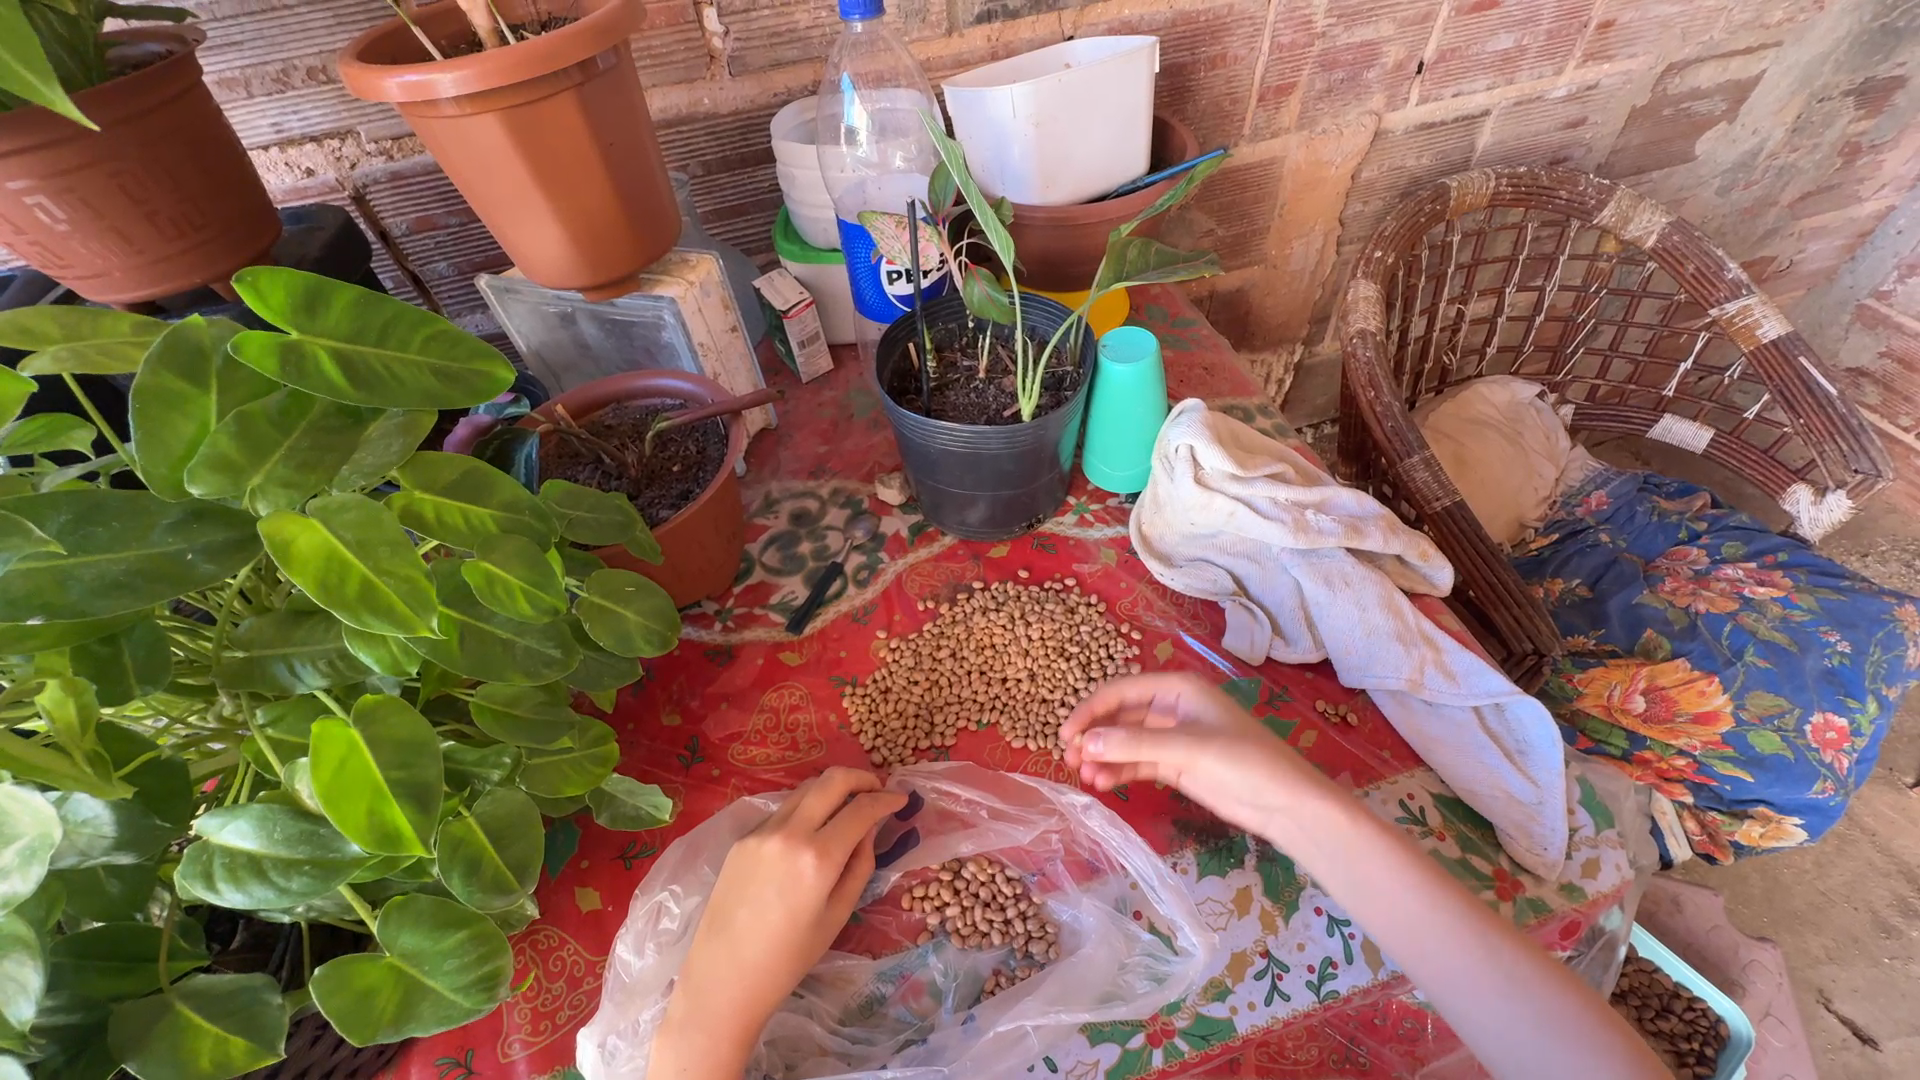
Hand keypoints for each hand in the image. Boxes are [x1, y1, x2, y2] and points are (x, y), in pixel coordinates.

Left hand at [651, 767, 906, 1077]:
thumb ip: (860, 864)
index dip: (887, 799)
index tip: (900, 799)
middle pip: (832, 779)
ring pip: (806, 788)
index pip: (862, 808)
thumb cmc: (789, 958)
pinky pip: (784, 810)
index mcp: (818, 857)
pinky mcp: (743, 837)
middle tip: (877, 789)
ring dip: (833, 788)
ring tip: (848, 805)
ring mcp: (762, 831)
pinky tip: (812, 831)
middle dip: (861, 777)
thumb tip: (869, 828)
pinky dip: (807, 808)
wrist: (723, 977)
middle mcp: (789, 832)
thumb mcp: (838, 914)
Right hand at [1062, 673, 1337, 838]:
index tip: (1066, 735)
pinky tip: (1102, 783)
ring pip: (1127, 742)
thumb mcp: (1188, 750)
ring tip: (1083, 777)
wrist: (1287, 805)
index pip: (1121, 691)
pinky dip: (1119, 771)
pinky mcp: (1177, 764)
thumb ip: (1135, 745)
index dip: (1091, 710)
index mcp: (1178, 688)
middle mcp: (1172, 708)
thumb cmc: (1244, 763)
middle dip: (1095, 735)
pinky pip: (1138, 762)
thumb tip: (1086, 743)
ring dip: (1104, 756)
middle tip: (1069, 759)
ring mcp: (1174, 737)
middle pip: (1120, 716)